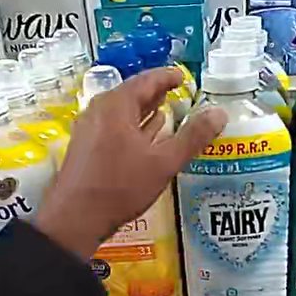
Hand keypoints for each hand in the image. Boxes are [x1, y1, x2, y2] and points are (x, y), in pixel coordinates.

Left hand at [35, 66, 225, 258]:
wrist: (76, 219)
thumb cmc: (121, 186)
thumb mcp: (164, 162)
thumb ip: (193, 137)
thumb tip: (219, 113)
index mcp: (116, 106)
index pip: (145, 81)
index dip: (166, 77)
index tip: (183, 76)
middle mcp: (98, 111)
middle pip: (131, 94)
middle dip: (155, 93)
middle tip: (176, 92)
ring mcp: (89, 130)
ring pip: (121, 112)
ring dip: (144, 111)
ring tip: (164, 112)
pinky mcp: (86, 148)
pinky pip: (114, 128)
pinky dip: (133, 127)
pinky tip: (145, 138)